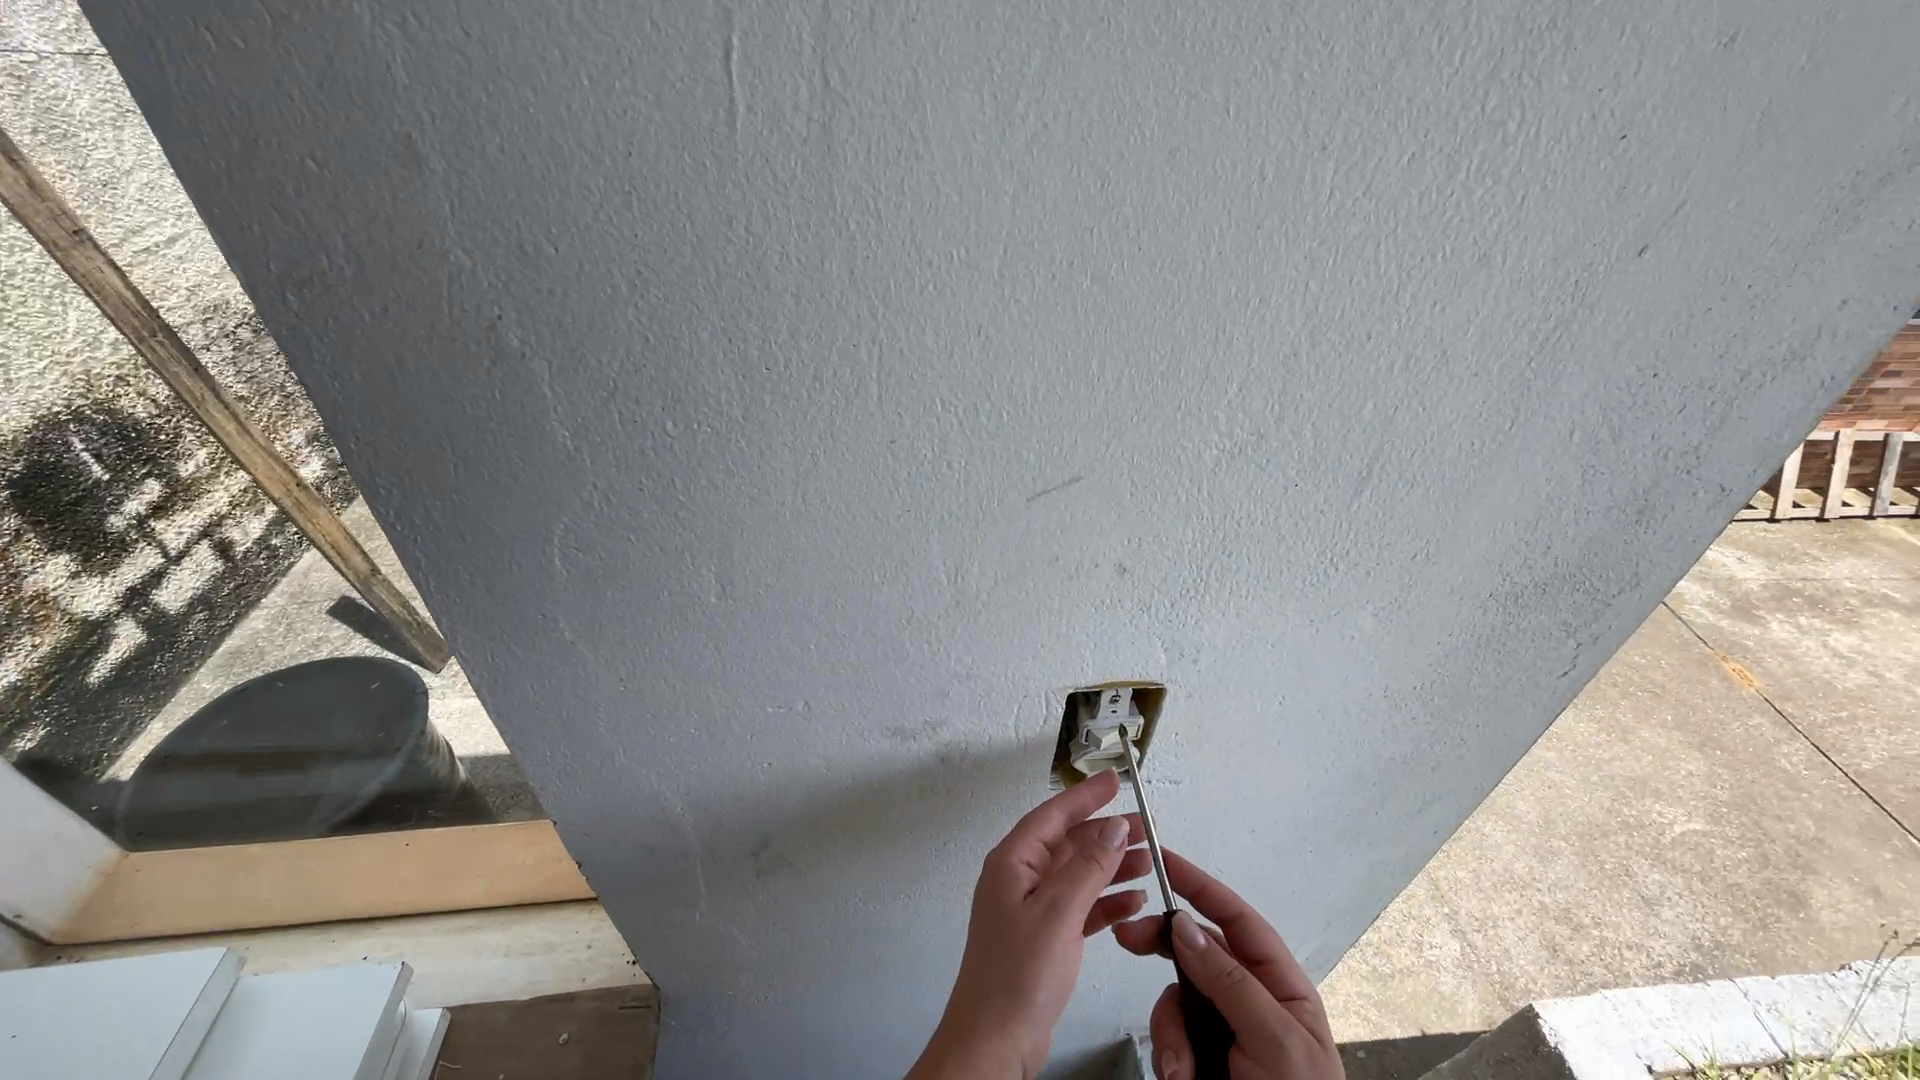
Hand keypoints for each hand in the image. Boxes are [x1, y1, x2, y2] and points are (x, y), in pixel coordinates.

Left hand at [908, 769, 1154, 1079]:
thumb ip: (1088, 868)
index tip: (1114, 780)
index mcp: (1012, 863)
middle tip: (1148, 828)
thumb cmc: (1016, 975)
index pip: (1052, 815)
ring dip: (1113, 867)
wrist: (995, 1040)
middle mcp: (1020, 879)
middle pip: (1070, 843)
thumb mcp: (1058, 913)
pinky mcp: (1046, 937)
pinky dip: (1107, 902)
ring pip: (1079, 874)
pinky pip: (1082, 907)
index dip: (1084, 796)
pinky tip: (1135, 902)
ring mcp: (1033, 909)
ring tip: (1150, 861)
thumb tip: (1113, 828)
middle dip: (1108, 834)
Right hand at [1112, 850, 1342, 1079]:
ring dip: (1168, 1030)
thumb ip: (1230, 982)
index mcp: (1281, 986)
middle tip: (1126, 937)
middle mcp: (1250, 998)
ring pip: (1176, 995)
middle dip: (1162, 945)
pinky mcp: (1200, 1056)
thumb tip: (1185, 926)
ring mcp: (1223, 1028)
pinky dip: (1168, 1055)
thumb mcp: (1275, 1042)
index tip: (1164, 861)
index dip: (1201, 886)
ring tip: (1180, 1071)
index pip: (1237, 920)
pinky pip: (1170, 1035)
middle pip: (1197, 950)